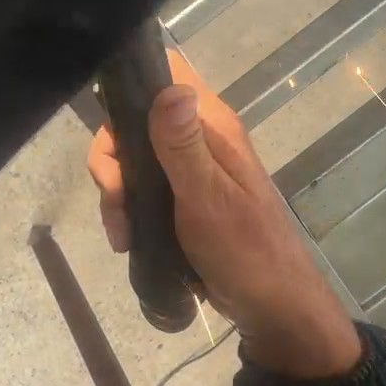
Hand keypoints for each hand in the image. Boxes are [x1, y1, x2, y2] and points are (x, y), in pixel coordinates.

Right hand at [87, 50, 360, 376]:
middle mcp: (198, 135)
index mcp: (211, 124)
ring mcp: (189, 165)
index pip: (166, 71)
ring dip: (117, 190)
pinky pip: (141, 185)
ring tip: (121, 230)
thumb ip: (183, 144)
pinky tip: (126, 236)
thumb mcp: (208, 199)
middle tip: (115, 196)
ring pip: (132, 155)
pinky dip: (127, 207)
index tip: (108, 118)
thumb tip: (171, 87)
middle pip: (134, 118)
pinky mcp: (181, 194)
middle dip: (113, 157)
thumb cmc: (247, 253)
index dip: (132, 81)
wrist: (276, 314)